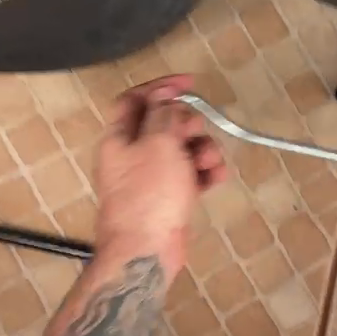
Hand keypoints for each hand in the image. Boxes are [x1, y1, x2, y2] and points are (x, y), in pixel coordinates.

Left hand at [94, 74, 225, 272]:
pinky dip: (204, 174)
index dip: (161, 87)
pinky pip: (189, 177)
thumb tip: (167, 99)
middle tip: (198, 130)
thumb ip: (164, 115)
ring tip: (212, 162)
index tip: (189, 84)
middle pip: (163, 125)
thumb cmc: (149, 194)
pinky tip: (217, 178)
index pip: (136, 100)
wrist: (145, 251)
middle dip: (187, 124)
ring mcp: (150, 180)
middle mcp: (131, 156)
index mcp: (119, 138)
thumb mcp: (158, 143)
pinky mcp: (167, 200)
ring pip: (180, 152)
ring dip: (202, 150)